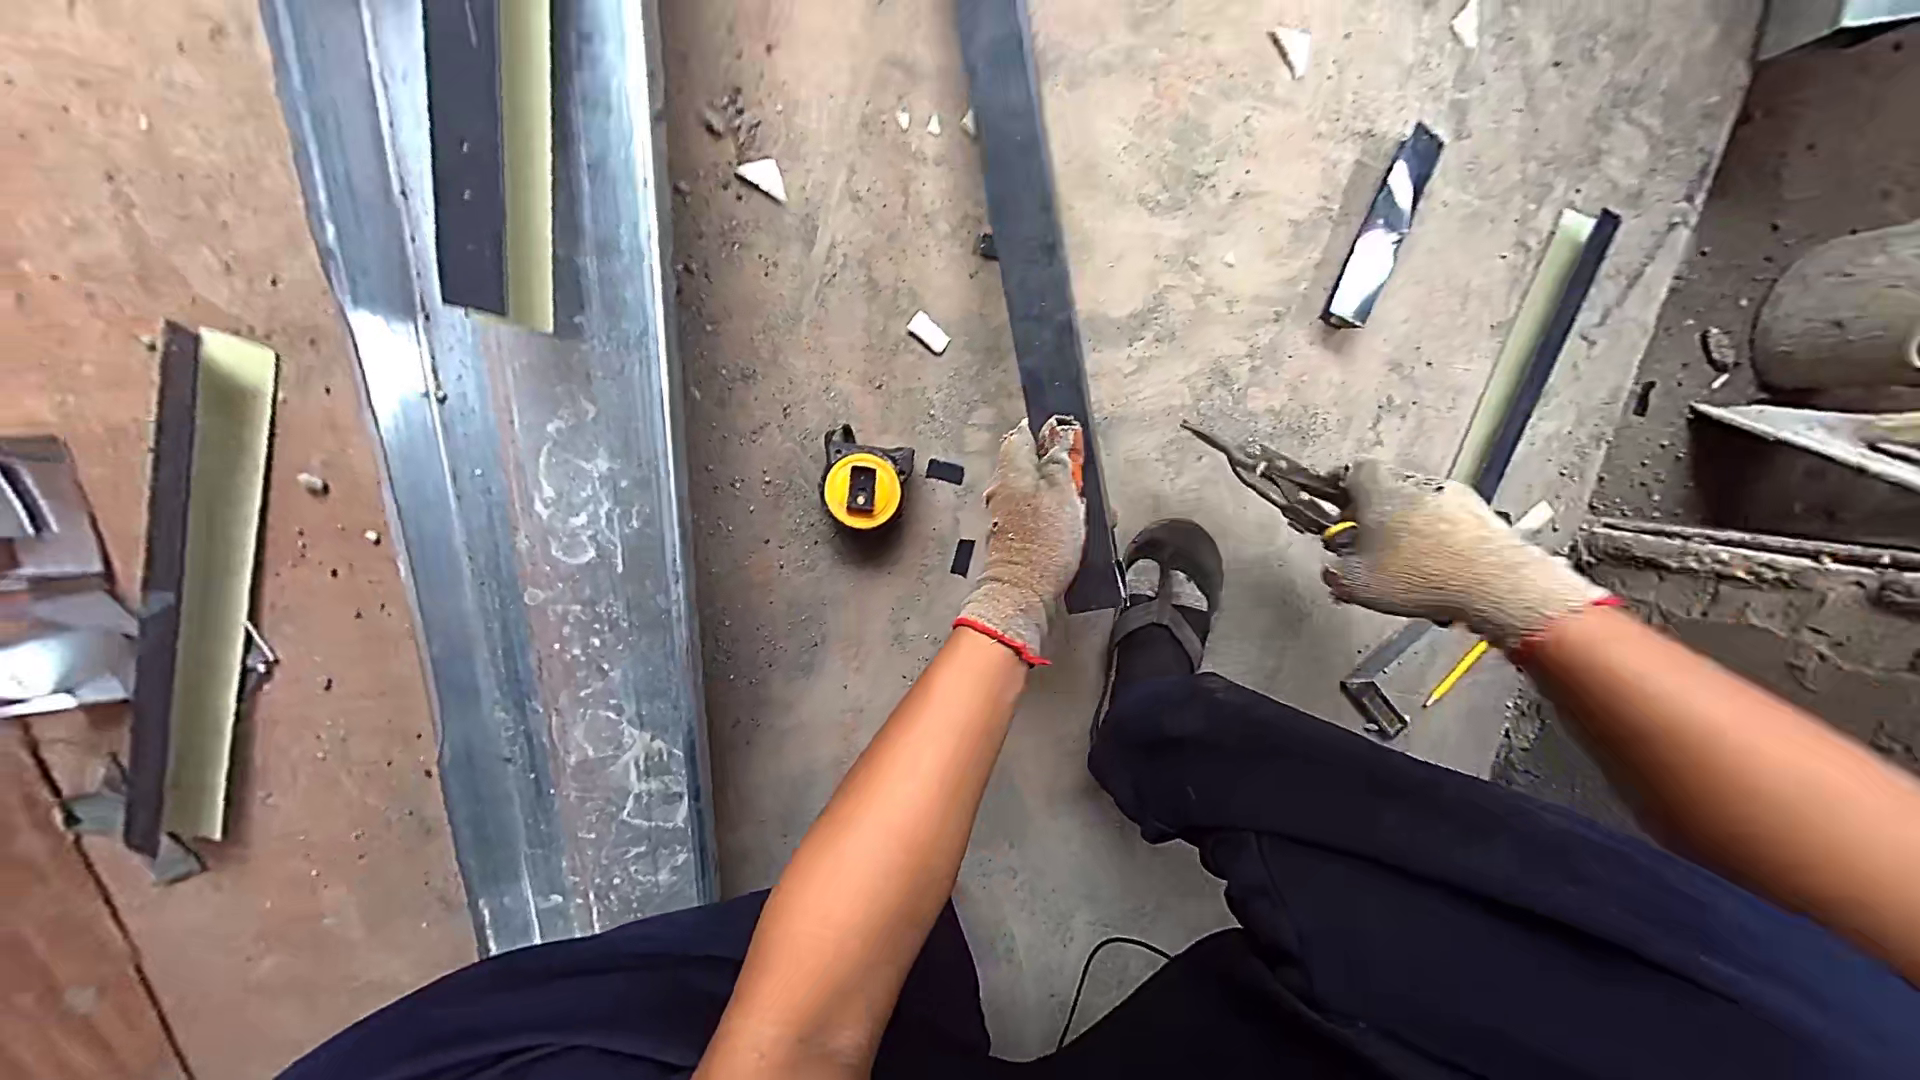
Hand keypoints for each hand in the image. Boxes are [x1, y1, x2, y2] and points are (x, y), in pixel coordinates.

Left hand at [953, 417, 1086, 665]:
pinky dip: (1055, 520)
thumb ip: (1059, 459)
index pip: (1022, 435)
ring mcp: (1007, 515)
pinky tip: (1070, 532)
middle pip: (1032, 465)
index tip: (1068, 441)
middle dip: (1060, 471)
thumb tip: (1059, 435)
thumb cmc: (1041, 546)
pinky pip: (1038, 518)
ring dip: (1061, 498)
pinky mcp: (1015, 537)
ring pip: (1038, 493)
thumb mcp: (1061, 492)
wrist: (1024, 594)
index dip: (1047, 434)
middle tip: (1080, 484)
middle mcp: (1003, 490)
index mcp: (1010, 471)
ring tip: (1079, 513)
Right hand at [1323, 459, 1608, 648]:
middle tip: (1364, 545)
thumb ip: (1334, 570)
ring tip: (1401, 567)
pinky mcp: (1487, 522)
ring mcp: (1459, 501)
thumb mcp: (1354, 582)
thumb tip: (1333, 570)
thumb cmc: (1423, 576)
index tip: (1335, 506)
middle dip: (1374, 517)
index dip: (1340, 489)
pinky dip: (1439, 546)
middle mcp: (1421, 485)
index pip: (1354, 470)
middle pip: (1387, 492)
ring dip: (1408, 532)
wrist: (1501, 588)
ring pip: (1420, 510)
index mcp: (1381, 490)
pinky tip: (1434, 575)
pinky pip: (1451, 528)